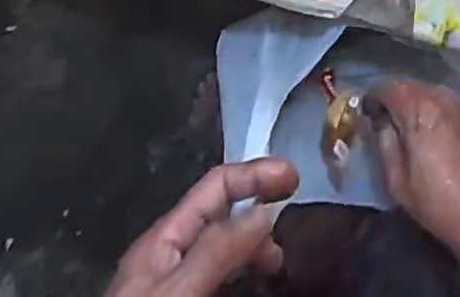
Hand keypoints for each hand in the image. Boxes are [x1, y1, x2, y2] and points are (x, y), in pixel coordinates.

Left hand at [106, 158, 299, 296]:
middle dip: (261, 215)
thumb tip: (266, 212)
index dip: (257, 174)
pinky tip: (258, 290)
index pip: (217, 186)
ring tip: (277, 271)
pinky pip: (223, 286)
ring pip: (225, 253)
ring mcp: (176, 293)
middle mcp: (170, 260)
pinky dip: (245, 280)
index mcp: (163, 243)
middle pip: (224, 217)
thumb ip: (217, 252)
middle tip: (289, 242)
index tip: (296, 181)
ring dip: (256, 251)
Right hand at [365, 79, 459, 246]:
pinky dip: (425, 103)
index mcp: (419, 110)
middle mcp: (438, 96)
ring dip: (408, 99)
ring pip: (423, 88)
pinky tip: (422, 125)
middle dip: (390, 96)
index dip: (372, 97)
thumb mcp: (395, 177)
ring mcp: (455, 100)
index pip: (387, 87)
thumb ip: (383, 140)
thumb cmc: (432, 198)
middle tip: (380, 118)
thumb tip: (377, 119)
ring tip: (401, 123)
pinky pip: (438, 97)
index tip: (365, 113)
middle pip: (406, 84)